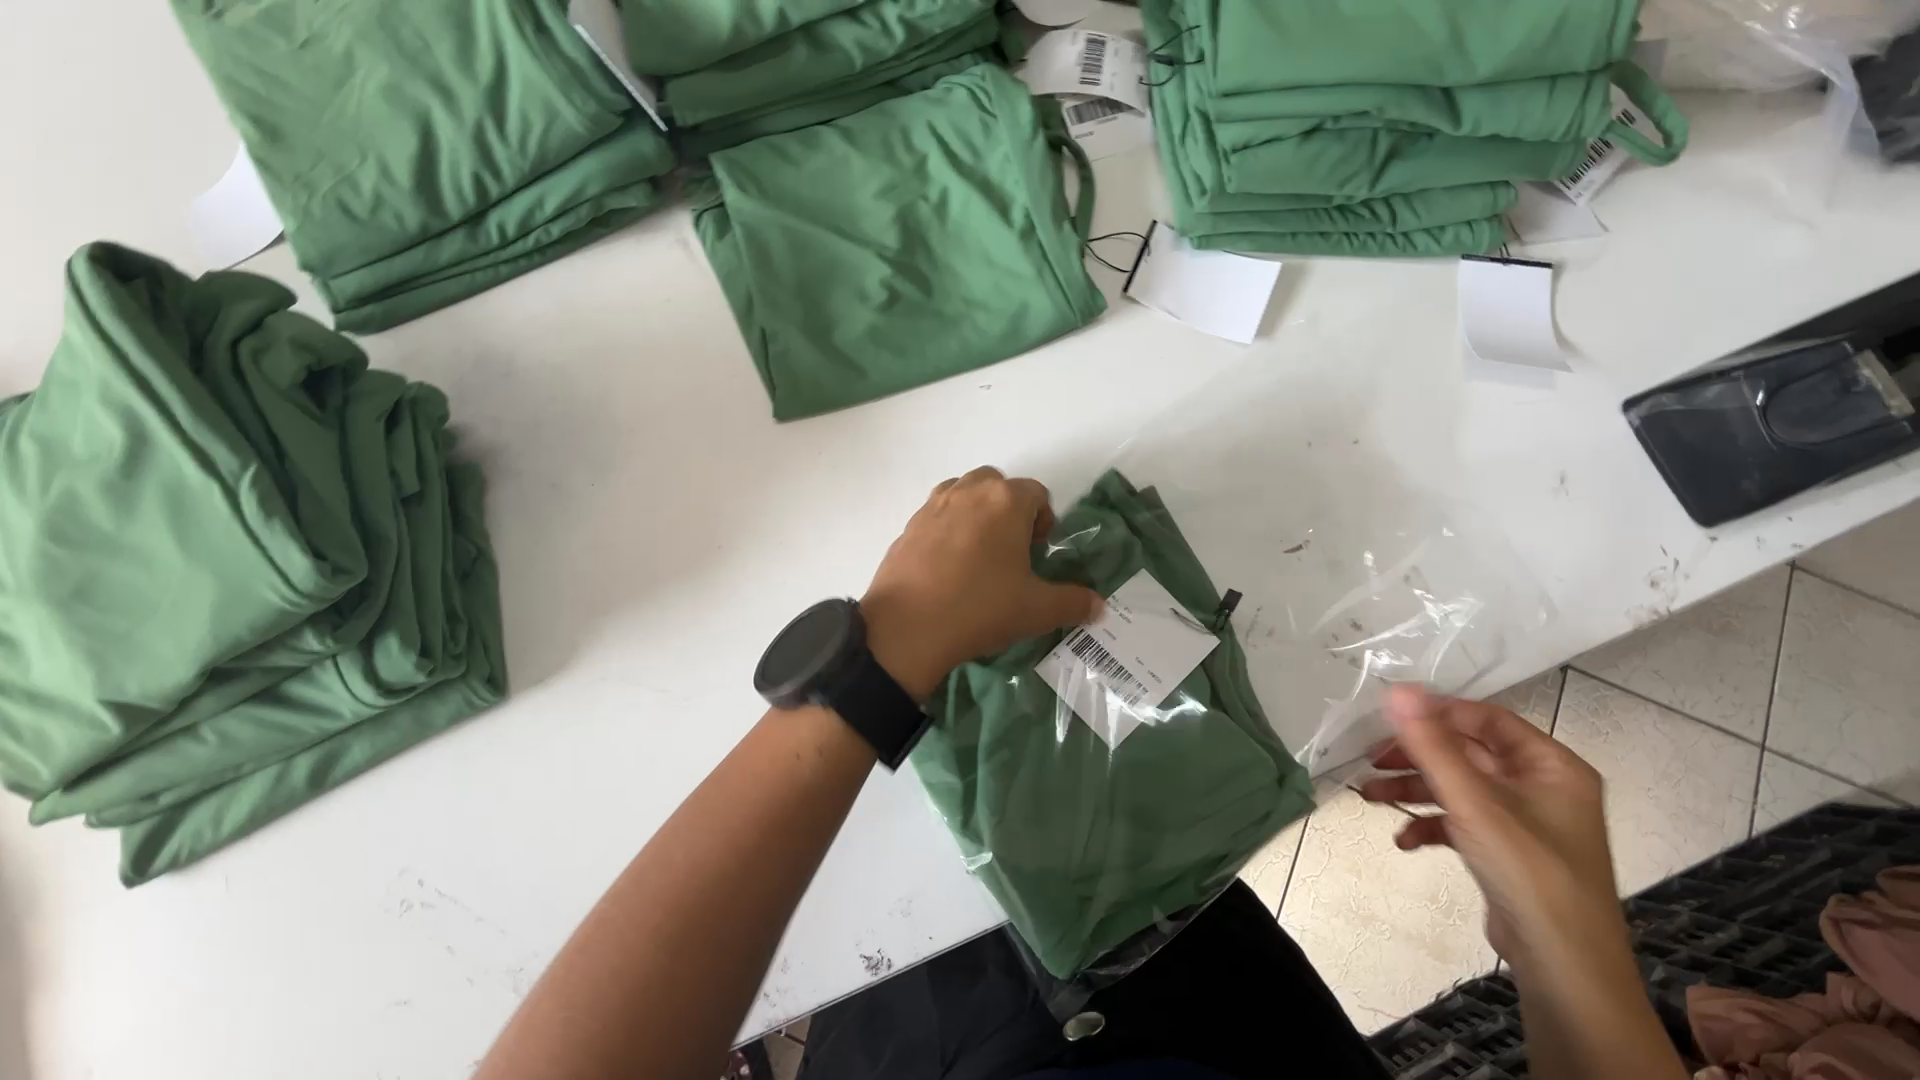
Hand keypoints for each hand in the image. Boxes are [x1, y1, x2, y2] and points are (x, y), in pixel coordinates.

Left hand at [861, 467, 1102, 701]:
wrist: (907, 628)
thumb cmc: (981, 609)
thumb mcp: (1037, 611)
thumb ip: (1073, 602)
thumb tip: (1098, 605)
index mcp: (1006, 501)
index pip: (1037, 494)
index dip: (1044, 522)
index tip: (1037, 555)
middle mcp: (968, 492)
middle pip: (996, 485)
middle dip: (1008, 510)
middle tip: (1010, 551)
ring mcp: (932, 507)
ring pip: (962, 494)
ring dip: (975, 514)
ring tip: (978, 556)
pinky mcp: (907, 527)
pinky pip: (935, 516)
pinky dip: (946, 530)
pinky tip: (947, 569)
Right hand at [1357, 685, 1621, 961]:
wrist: (1563, 963)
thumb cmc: (1528, 870)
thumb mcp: (1473, 801)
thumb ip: (1432, 744)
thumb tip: (1398, 690)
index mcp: (1550, 765)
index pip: (1487, 719)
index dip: (1438, 714)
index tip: (1388, 720)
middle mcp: (1541, 786)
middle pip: (1467, 753)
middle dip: (1416, 757)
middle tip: (1370, 760)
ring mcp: (1524, 820)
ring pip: (1458, 788)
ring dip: (1414, 790)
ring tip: (1371, 798)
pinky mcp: (1506, 851)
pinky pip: (1461, 822)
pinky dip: (1431, 824)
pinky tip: (1405, 841)